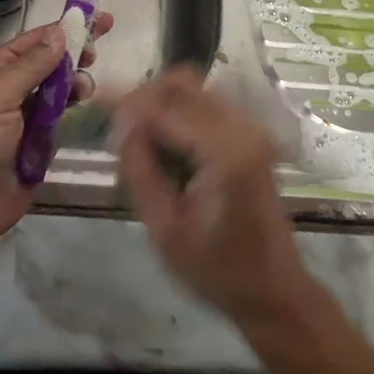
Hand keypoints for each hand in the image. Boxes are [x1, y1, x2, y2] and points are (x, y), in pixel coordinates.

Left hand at [0, 13, 114, 253]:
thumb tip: (61, 32)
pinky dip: (70, 108)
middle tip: (96, 53)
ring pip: (56, 90)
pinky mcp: (36, 144)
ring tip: (85, 87)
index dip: (65, 28)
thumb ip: (32, 65)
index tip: (99, 19)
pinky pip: (58, 118)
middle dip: (73, 54)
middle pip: (48, 63)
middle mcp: (7, 89)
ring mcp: (22, 117)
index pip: (33, 41)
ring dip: (74, 83)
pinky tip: (81, 105)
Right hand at [113, 66, 312, 325]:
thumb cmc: (218, 270)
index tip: (99, 120)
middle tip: (118, 133)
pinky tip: (164, 144)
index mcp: (224, 150)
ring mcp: (250, 126)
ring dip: (159, 103)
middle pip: (180, 83)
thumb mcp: (165, 228)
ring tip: (138, 140)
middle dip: (142, 100)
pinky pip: (204, 102)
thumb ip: (139, 169)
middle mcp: (242, 126)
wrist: (274, 289)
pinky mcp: (250, 133)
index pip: (163, 105)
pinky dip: (178, 111)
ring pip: (191, 88)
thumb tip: (121, 127)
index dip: (126, 108)